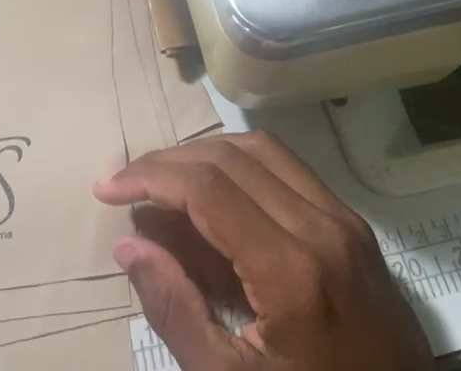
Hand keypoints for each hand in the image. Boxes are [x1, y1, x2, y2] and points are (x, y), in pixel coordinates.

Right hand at [94, 132, 432, 370]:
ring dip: (205, 153)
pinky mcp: (353, 223)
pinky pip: (289, 167)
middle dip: (169, 162)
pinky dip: (241, 162)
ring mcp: (343, 219)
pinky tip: (215, 186)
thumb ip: (176, 311)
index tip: (108, 189)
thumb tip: (130, 244)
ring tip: (164, 179)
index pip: (208, 189)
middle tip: (127, 183)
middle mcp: (322, 227)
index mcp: (293, 271)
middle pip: (230, 158)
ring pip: (262, 150)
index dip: (150, 178)